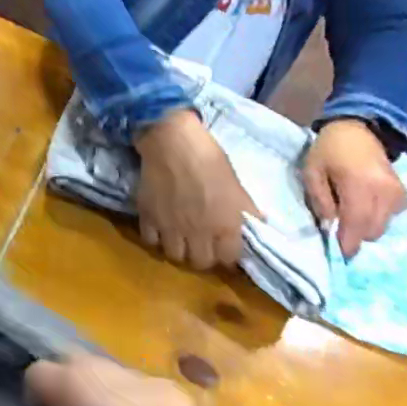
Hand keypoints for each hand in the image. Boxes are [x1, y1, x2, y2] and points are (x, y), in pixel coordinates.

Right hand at [134, 110, 261, 269]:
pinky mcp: (148, 217)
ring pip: (175, 255)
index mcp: (225, 226)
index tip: (225, 246)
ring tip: (180, 237)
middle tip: (202, 242)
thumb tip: (258, 227)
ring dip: (179, 248)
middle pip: (200, 263)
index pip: (228, 260)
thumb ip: (245, 212)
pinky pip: (150, 240)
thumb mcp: (237, 185)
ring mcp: (170, 227)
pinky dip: (156, 237)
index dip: (227, 254)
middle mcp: (198, 233)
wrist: (172, 142)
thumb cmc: (210, 159)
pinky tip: (161, 226)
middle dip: (203, 255)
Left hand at [300, 119, 406, 258]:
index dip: (348, 243)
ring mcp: (398, 194)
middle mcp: (385, 194)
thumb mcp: (312, 172)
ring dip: (364, 227)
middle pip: (372, 231)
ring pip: (383, 226)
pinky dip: (375, 218)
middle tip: (337, 229)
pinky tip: (361, 206)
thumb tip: (329, 227)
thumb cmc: (328, 150)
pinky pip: (390, 217)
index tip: (339, 256)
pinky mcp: (404, 194)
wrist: (357, 129)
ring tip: (347, 212)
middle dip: (354, 235)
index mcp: (360, 187)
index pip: (357, 225)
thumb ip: (320, 201)